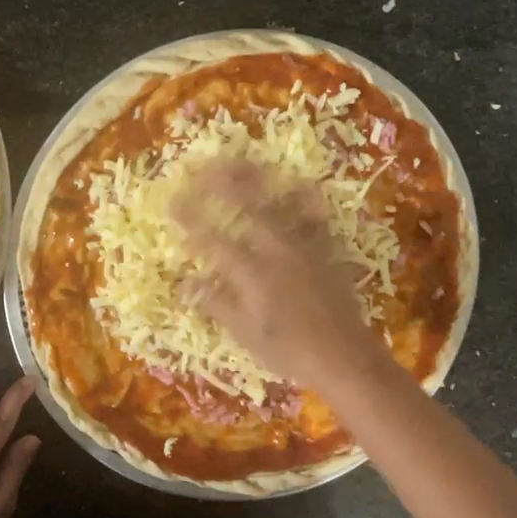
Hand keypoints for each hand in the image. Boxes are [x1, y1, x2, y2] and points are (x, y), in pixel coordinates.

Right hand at [172, 159, 390, 389]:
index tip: (172, 202)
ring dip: (256, 179)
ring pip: (278, 202)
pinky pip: (315, 215)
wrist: (344, 356)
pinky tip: (296, 183)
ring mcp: (305, 246)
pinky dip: (303, 197)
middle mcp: (277, 250)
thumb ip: (215, 303)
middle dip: (219, 184)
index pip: (212, 240)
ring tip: (239, 161)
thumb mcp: (245, 333)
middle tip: (200, 166)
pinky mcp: (328, 249)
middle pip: (245, 206)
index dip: (191, 220)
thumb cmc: (289, 351)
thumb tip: (184, 284)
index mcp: (252, 273)